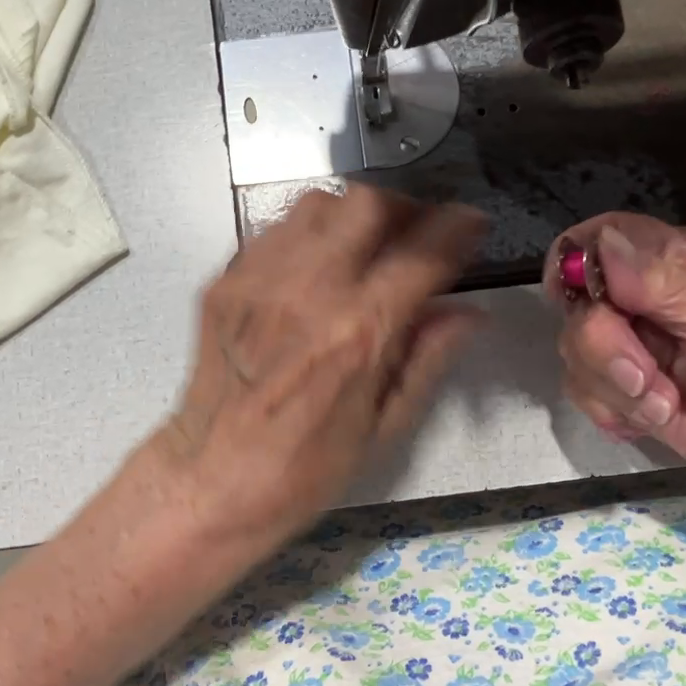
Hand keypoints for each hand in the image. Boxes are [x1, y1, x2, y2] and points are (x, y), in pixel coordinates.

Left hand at [152, 185, 487, 542]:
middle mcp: (308, 292)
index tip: (471, 224)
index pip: (422, 253)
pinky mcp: (225, 282)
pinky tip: (316, 266)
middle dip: (406, 208)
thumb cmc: (305, 469)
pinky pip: (275, 230)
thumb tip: (469, 313)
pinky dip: (308, 234)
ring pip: (318, 204)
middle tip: (418, 232)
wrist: (213, 481)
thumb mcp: (384, 427)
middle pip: (368, 204)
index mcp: (357, 333)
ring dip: (354, 215)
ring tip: (366, 245)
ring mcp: (259, 281)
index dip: (458, 228)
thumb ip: (428, 358)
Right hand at [546, 213, 685, 507]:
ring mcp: (639, 350)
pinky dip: (610, 411)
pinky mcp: (632, 395)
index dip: (578, 262)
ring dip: (612, 386)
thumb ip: (665, 286)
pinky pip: (585, 393)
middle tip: (645, 380)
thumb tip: (602, 245)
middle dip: (602, 347)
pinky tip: (651, 421)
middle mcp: (651, 299)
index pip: (605, 238)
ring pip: (577, 351)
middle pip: (580, 303)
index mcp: (685, 263)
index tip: (577, 298)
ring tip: (664, 406)